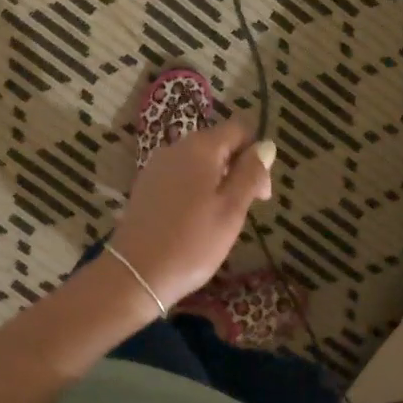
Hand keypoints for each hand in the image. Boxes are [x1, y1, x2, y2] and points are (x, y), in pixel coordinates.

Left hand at [108, 121, 273, 305]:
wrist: (136, 274)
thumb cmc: (192, 243)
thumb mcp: (231, 209)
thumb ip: (250, 173)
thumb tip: (267, 145)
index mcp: (200, 147)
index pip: (238, 128)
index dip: (256, 154)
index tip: (261, 193)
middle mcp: (176, 148)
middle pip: (217, 144)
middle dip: (237, 169)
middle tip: (243, 210)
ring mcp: (156, 166)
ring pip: (198, 162)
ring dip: (216, 181)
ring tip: (218, 219)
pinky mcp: (145, 186)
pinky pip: (179, 176)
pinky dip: (194, 190)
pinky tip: (194, 220)